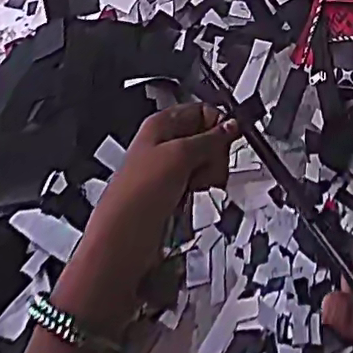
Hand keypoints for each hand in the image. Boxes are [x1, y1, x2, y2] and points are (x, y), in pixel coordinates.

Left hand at [108, 102, 238, 218]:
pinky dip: (200, 192)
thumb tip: (230, 126)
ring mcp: (168, 171)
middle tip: (207, 166)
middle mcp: (163, 145)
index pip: (200, 111)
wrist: (122, 241)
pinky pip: (197, 186)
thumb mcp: (180, 156)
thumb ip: (209, 139)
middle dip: (213, 154)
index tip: (228, 139)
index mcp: (160, 125)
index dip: (217, 123)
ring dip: (208, 175)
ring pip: (204, 164)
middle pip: (205, 138)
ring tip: (196, 185)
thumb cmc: (136, 194)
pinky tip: (193, 197)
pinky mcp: (172, 195)